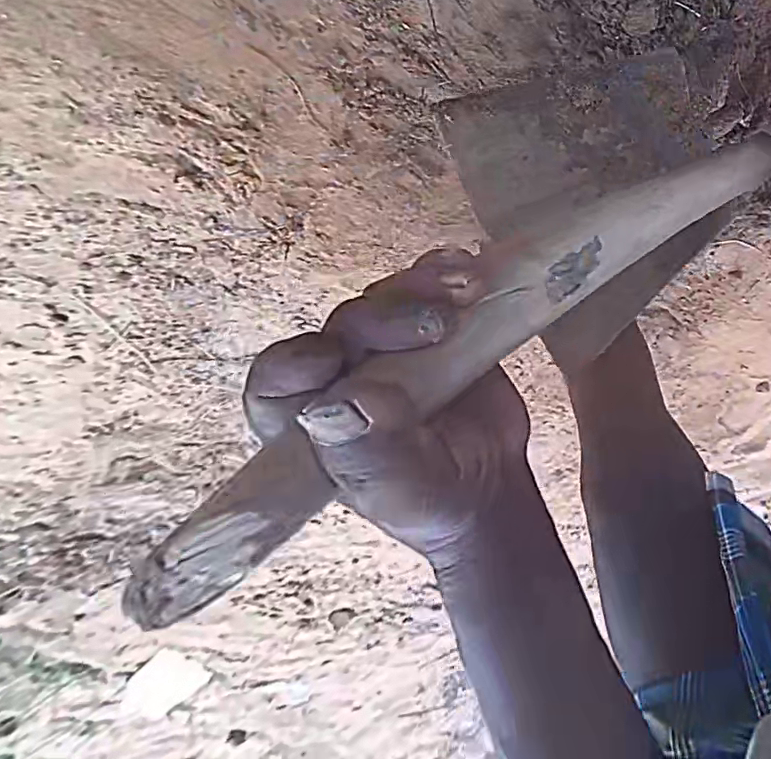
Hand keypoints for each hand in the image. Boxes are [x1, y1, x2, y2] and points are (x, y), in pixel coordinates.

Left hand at [241, 249, 530, 569]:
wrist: (493, 480)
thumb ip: (374, 453)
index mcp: (314, 420)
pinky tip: (474, 276)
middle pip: (346, 324)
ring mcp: (394, 346)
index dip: (295, 360)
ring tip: (471, 291)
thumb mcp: (408, 490)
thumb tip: (335, 405)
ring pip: (389, 297)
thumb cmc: (438, 500)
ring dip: (424, 287)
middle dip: (387, 318)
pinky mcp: (439, 325)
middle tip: (438, 326)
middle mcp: (346, 375)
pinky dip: (449, 271)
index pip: (278, 378)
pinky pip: (432, 285)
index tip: (330, 359)